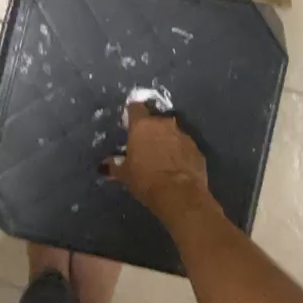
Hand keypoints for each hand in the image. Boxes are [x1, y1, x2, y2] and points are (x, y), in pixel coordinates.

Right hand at [108, 104, 211, 221]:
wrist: (180, 194)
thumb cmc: (146, 180)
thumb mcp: (125, 175)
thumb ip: (115, 166)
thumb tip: (105, 165)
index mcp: (143, 126)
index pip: (135, 108)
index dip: (132, 114)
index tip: (130, 123)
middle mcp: (164, 124)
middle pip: (155, 121)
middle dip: (151, 131)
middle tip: (145, 146)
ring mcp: (183, 135)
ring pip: (172, 133)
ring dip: (167, 141)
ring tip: (162, 158)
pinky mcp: (197, 149)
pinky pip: (185, 147)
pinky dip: (180, 153)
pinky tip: (177, 167)